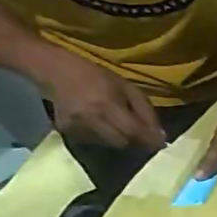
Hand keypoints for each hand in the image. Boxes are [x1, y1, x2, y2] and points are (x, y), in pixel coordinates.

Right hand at [34, 49, 162, 149]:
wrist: (55, 71)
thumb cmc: (96, 76)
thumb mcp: (127, 87)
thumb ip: (145, 111)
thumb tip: (160, 136)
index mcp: (107, 105)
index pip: (133, 131)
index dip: (149, 140)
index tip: (161, 144)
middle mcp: (90, 119)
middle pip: (122, 143)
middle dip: (134, 140)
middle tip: (140, 133)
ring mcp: (75, 128)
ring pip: (109, 145)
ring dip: (118, 138)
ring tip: (115, 123)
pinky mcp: (66, 133)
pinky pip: (93, 142)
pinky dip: (102, 137)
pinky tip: (98, 123)